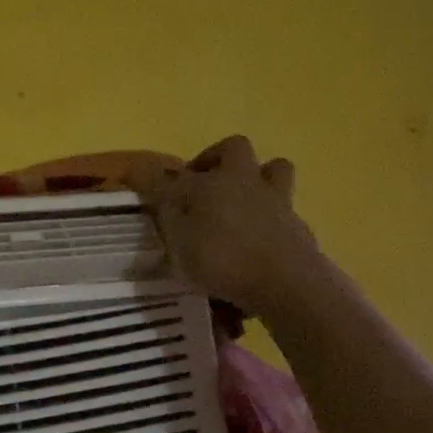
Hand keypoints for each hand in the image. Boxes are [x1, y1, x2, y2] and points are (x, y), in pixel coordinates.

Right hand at [128, 136, 325, 315]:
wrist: (286, 283)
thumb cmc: (223, 261)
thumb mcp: (180, 246)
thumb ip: (168, 222)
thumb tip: (158, 206)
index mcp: (208, 185)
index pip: (171, 177)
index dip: (150, 177)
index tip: (134, 177)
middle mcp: (242, 182)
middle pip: (233, 149)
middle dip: (214, 158)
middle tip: (201, 182)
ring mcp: (276, 200)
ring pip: (273, 168)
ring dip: (256, 176)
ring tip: (240, 200)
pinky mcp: (298, 225)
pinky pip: (284, 207)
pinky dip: (271, 215)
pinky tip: (259, 235)